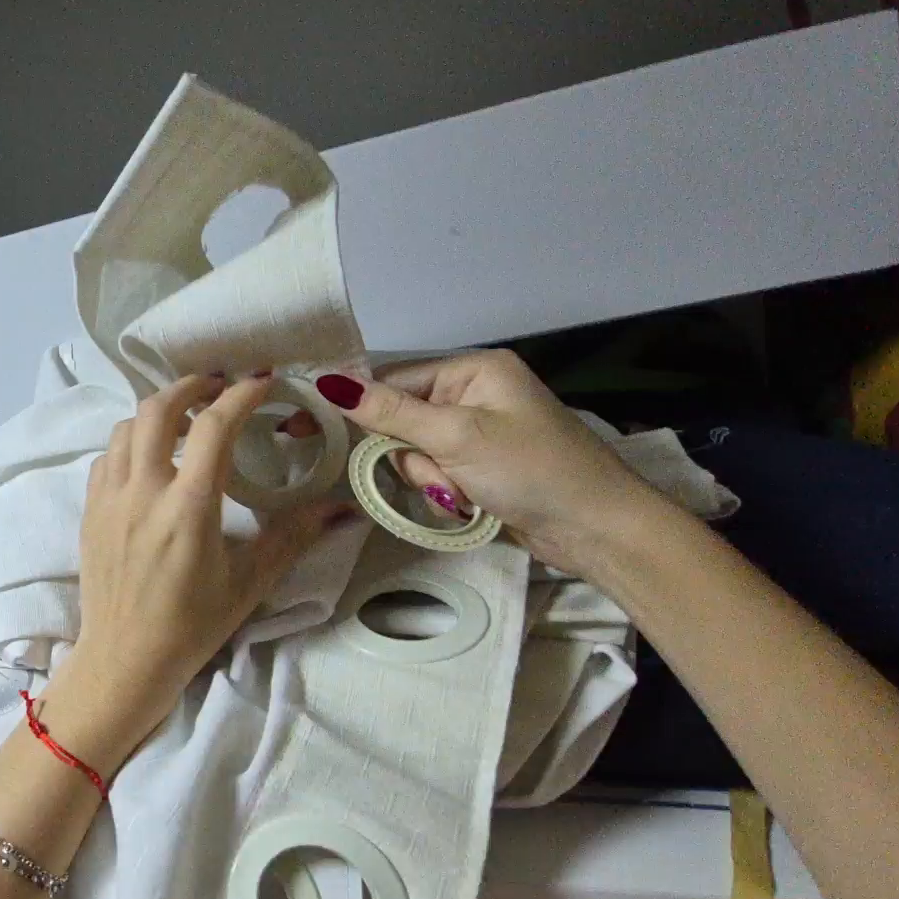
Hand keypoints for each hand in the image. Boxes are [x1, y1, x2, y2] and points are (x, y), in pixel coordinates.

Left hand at [46, 373, 351, 765]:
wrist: (124, 659)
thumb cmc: (191, 625)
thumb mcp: (249, 582)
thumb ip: (293, 536)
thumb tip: (344, 507)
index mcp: (187, 506)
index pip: (213, 427)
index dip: (240, 395)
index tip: (262, 381)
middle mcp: (142, 492)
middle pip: (156, 410)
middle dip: (189, 386)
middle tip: (216, 386)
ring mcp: (108, 499)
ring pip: (124, 429)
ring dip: (154, 412)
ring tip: (182, 417)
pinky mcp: (89, 512)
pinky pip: (105, 458)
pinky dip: (127, 442)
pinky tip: (147, 458)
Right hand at [313, 349, 661, 576]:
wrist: (597, 528)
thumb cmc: (531, 471)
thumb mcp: (455, 437)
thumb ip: (389, 411)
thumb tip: (329, 382)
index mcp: (471, 370)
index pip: (388, 379)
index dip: (349, 404)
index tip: (301, 425)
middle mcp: (470, 392)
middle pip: (395, 417)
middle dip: (405, 454)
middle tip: (436, 477)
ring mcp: (474, 428)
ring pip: (408, 450)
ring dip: (424, 477)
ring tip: (460, 493)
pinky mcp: (476, 461)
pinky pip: (429, 469)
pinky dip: (438, 488)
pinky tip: (465, 502)